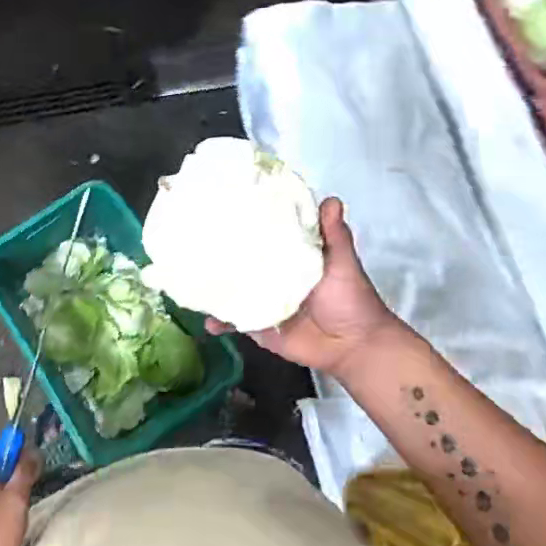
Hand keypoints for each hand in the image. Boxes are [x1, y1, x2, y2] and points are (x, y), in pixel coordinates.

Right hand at [208, 198, 408, 374]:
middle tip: (191, 240)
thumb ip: (334, 235)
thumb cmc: (351, 300)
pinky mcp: (256, 326)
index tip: (220, 208)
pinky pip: (232, 322)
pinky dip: (218, 322)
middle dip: (216, 254)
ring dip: (211, 287)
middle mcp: (271, 276)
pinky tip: (208, 322)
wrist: (354, 347)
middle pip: (239, 262)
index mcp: (289, 257)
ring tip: (191, 279)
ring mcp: (261, 300)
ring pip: (230, 290)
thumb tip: (331, 199)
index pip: (262, 236)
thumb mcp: (342, 263)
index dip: (244, 224)